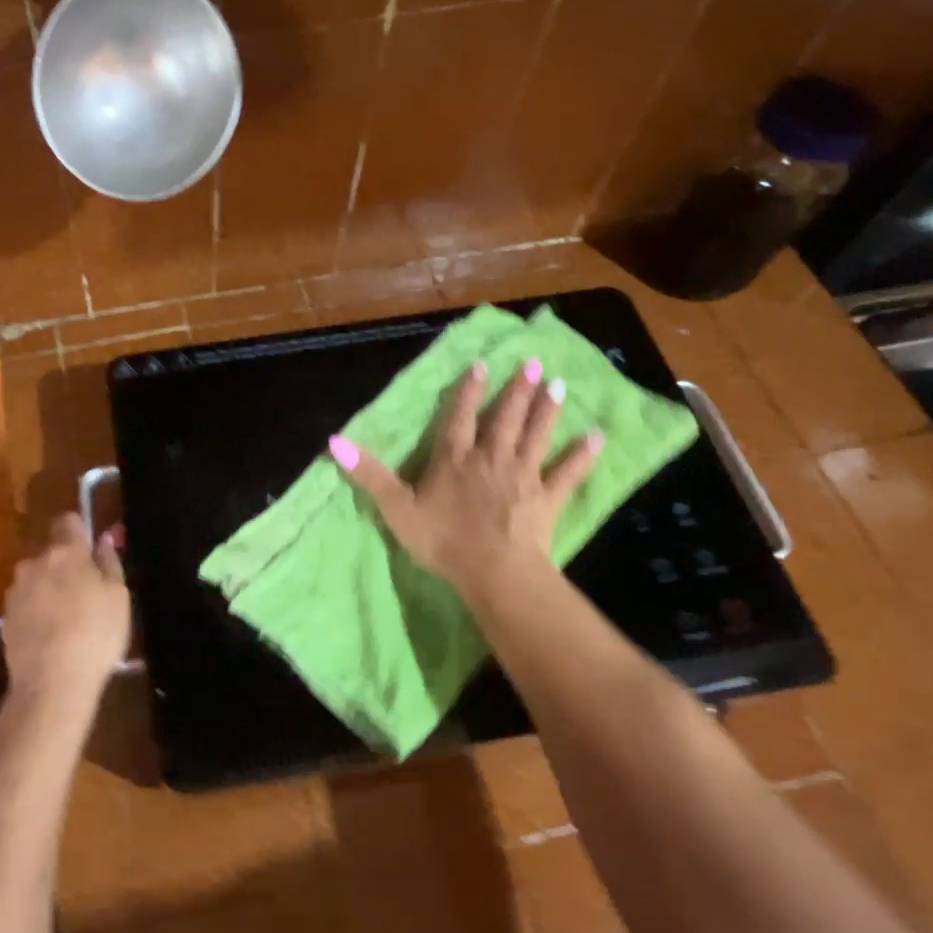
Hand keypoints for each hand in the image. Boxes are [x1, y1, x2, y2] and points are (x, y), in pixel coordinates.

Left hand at [1, 513, 131, 705]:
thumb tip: (104, 539)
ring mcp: (15, 592)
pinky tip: (53, 638)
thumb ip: (109, 563)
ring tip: (69, 622)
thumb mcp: (118, 597)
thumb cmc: (95, 634)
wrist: (51, 683)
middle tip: (87, 595)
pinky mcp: (5, 619)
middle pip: (51, 554)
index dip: (81, 531)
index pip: (68, 521)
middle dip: (66, 567)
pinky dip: (38, 614)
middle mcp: (33, 564)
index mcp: (64, 552)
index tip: (92, 551)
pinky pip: (27, 606)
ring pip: (37, 581)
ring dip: (50, 591)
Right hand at [328, 358, 601, 594]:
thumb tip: (334, 441)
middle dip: (517, 390)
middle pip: (504, 420)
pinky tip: (597, 437)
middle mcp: (490, 459)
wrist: (491, 569)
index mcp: (454, 460)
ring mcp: (522, 477)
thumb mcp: (396, 508)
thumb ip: (369, 474)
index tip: (482, 365)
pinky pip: (567, 473)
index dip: (469, 392)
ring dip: (547, 410)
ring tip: (558, 384)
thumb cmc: (441, 540)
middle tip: (533, 363)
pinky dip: (582, 455)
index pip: (459, 419)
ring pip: (536, 436)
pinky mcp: (546, 499)